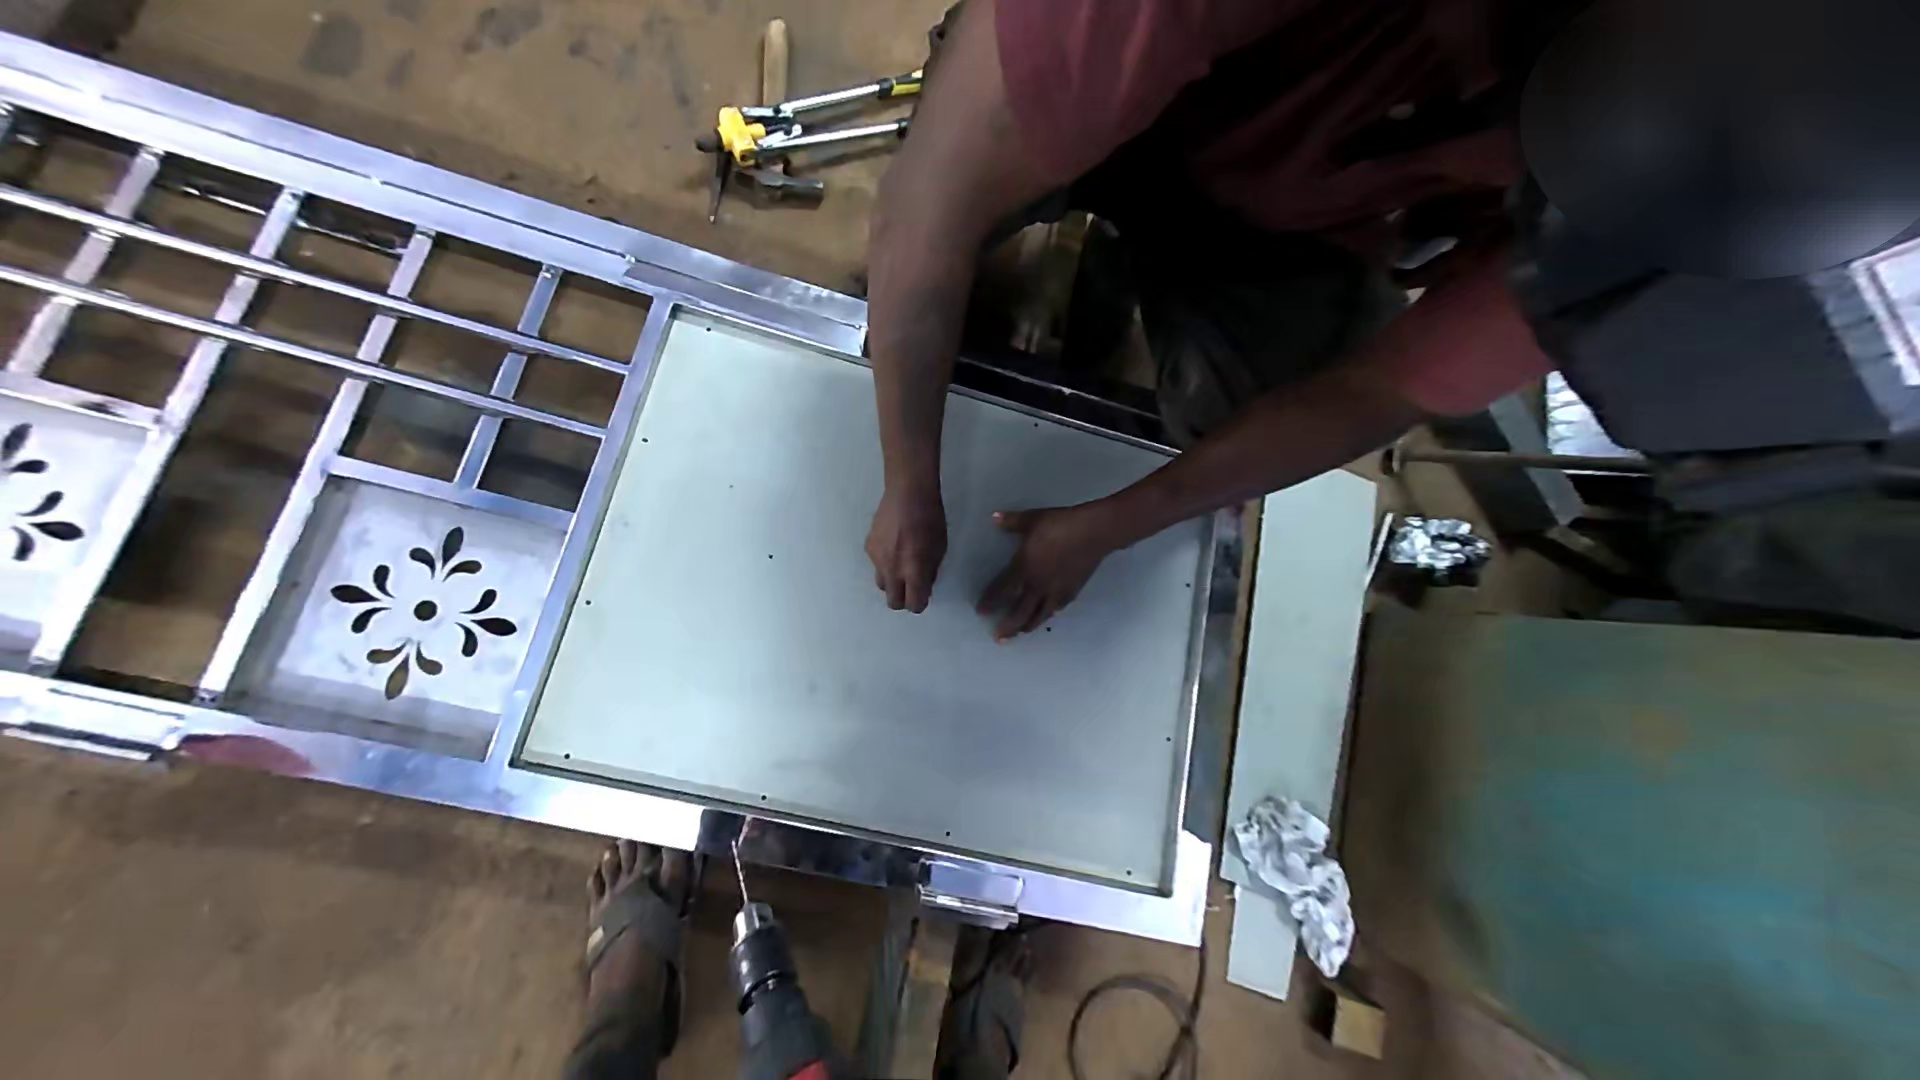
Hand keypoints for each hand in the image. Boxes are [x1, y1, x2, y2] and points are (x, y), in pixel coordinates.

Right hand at [866, 484, 947, 612]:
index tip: (923, 595)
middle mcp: (892, 570)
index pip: (914, 604)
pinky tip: (893, 545)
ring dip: (893, 581)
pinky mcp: (868, 547)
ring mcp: (877, 559)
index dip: (920, 603)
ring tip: (901, 564)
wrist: (907, 493)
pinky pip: (877, 564)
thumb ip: (930, 571)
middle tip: (911, 586)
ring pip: (882, 584)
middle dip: (903, 599)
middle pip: (893, 602)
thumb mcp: (940, 548)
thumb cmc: (931, 519)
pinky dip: (885, 562)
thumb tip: (924, 584)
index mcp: (914, 571)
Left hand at [977, 505, 1114, 640]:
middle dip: (1008, 627)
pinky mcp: (1073, 590)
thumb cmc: (1060, 524)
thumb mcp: (1032, 519)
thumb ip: (1012, 522)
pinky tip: (1049, 616)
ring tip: (1021, 633)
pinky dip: (1050, 615)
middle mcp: (1038, 584)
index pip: (1002, 589)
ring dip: (1028, 626)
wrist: (1093, 532)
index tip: (981, 612)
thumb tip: (993, 518)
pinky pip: (1057, 608)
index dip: (990, 601)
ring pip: (1039, 615)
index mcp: (1024, 567)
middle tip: (998, 638)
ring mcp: (1056, 590)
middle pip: (1019, 612)